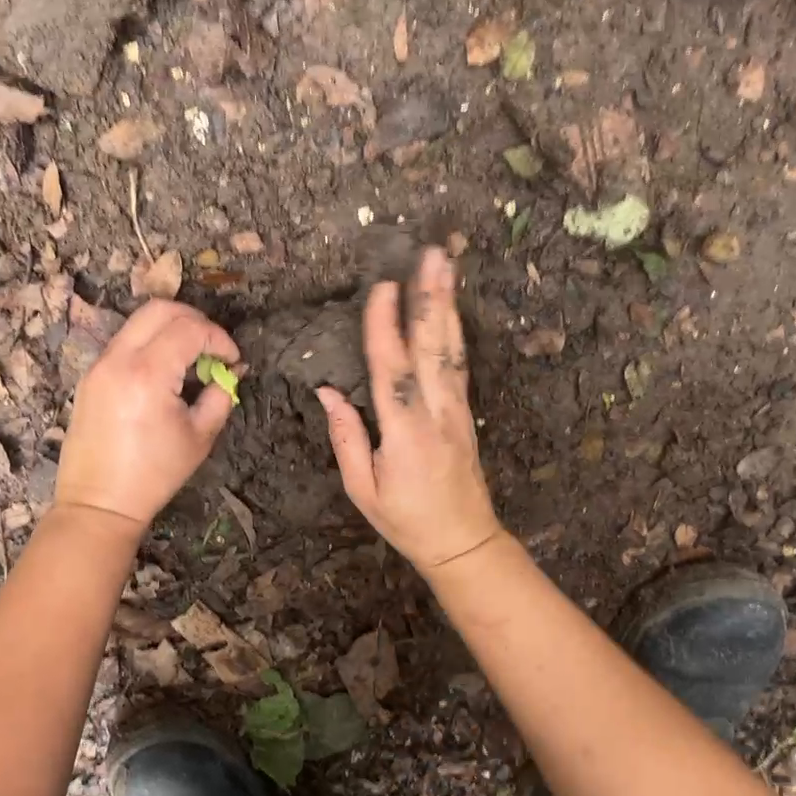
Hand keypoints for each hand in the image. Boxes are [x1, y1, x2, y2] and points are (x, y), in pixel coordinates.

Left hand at [55, 300, 240, 531]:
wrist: (98, 502)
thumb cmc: (153, 475)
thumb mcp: (199, 437)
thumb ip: (221, 396)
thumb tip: (233, 371)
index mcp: (147, 374)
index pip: (190, 328)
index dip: (219, 338)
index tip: (232, 359)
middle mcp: (118, 360)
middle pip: (160, 309)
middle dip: (194, 320)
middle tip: (212, 347)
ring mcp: (99, 365)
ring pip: (139, 322)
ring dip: (170, 330)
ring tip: (190, 361)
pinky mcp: (90, 376)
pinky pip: (124, 342)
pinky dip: (150, 345)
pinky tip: (165, 374)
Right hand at [317, 248, 502, 570]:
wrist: (463, 541)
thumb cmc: (405, 519)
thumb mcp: (363, 489)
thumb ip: (347, 438)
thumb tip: (329, 392)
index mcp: (406, 435)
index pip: (393, 372)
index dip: (386, 328)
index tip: (383, 288)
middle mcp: (436, 414)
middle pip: (433, 348)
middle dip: (431, 298)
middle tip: (433, 254)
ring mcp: (457, 410)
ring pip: (452, 349)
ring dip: (447, 304)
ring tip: (446, 266)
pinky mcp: (465, 411)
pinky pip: (458, 363)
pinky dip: (454, 330)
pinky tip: (450, 307)